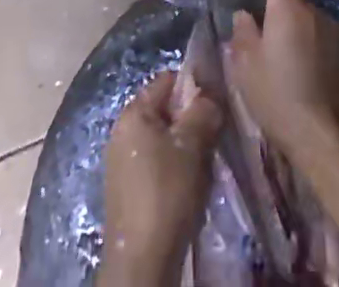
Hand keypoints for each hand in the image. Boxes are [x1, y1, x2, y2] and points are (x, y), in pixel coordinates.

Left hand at [100, 70, 221, 285]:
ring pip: (163, 137)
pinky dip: (174, 166)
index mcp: (133, 112)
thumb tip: (209, 95)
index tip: (216, 104)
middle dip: (191, 119)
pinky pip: (156, 161)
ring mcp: (121, 159)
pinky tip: (189, 184)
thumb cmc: (167, 191)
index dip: (194, 86)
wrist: (142, 257)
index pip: (168, 80)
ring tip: (205, 162)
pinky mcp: (126, 186)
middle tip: (214, 135)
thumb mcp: (192, 145)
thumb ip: (203, 110)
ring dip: (185, 145)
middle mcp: (122, 130)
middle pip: (165, 109)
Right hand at [225, 0, 338, 158]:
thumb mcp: (246, 69)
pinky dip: (316, 56)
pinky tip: (308, 84)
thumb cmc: (279, 97)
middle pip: (297, 1)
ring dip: (301, 38)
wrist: (330, 138)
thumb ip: (243, 34)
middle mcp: (317, 12)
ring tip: (288, 71)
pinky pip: (326, 45)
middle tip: (267, 49)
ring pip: (312, 25)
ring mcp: (338, 34)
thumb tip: (244, 15)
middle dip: (283, 17)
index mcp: (288, 7)